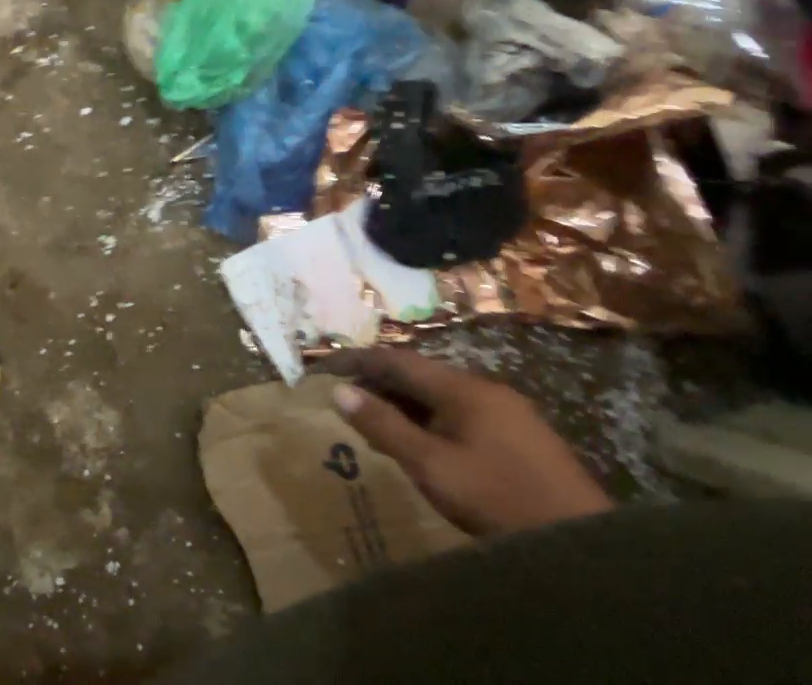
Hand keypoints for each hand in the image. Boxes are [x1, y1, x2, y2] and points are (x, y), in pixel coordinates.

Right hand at [321, 347, 612, 537]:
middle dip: (376, 381)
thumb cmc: (497, 498)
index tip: (321, 368)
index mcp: (464, 390)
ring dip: (401, 401)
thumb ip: (383, 426)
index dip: (355, 360)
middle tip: (340, 397)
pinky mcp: (520, 437)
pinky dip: (426, 417)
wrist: (583, 544)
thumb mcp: (429, 464)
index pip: (396, 360)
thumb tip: (339, 391)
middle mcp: (486, 390)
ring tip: (369, 420)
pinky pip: (459, 412)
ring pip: (439, 395)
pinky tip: (416, 440)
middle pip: (419, 374)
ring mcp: (508, 413)